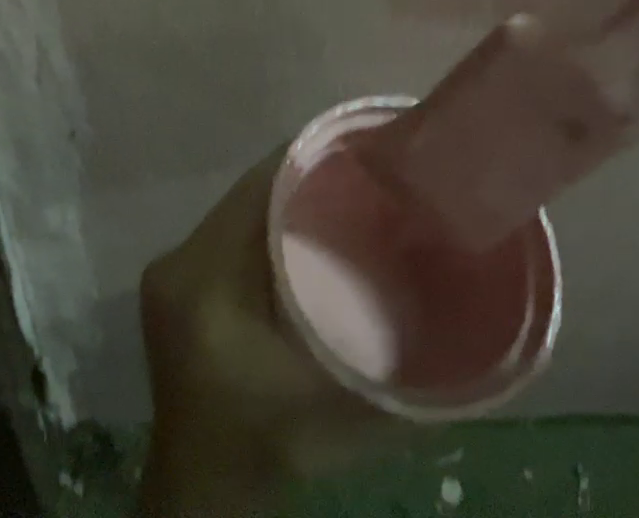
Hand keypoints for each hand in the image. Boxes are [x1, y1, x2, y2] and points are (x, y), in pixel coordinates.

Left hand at [136, 148, 395, 515]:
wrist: (204, 492)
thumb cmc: (264, 442)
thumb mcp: (338, 410)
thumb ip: (402, 375)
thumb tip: (465, 328)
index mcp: (205, 276)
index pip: (261, 186)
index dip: (316, 161)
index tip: (370, 154)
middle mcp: (179, 260)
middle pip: (252, 194)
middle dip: (310, 181)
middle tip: (372, 180)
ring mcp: (173, 273)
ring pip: (241, 212)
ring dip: (290, 204)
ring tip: (349, 201)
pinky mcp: (178, 288)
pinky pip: (229, 235)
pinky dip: (270, 228)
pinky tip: (311, 240)